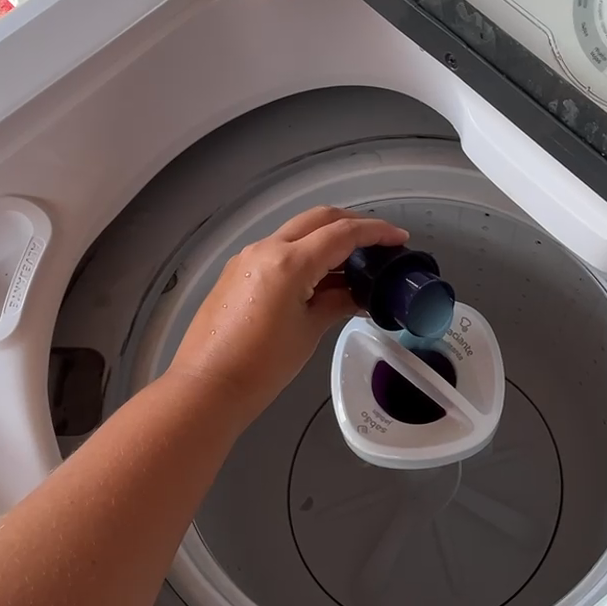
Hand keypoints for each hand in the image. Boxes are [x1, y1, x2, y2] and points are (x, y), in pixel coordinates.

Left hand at [163, 206, 407, 433]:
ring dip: (328, 238)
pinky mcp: (238, 272)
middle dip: (353, 224)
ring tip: (355, 262)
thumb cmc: (263, 365)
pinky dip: (306, 254)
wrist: (207, 386)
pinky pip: (280, 251)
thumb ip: (337, 302)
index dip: (375, 233)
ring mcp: (248, 258)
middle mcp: (266, 249)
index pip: (342, 234)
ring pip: (297, 233)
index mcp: (289, 262)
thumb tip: (357, 295)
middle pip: (318, 219)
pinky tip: (322, 278)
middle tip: (380, 241)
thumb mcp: (310, 330)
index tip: (399, 238)